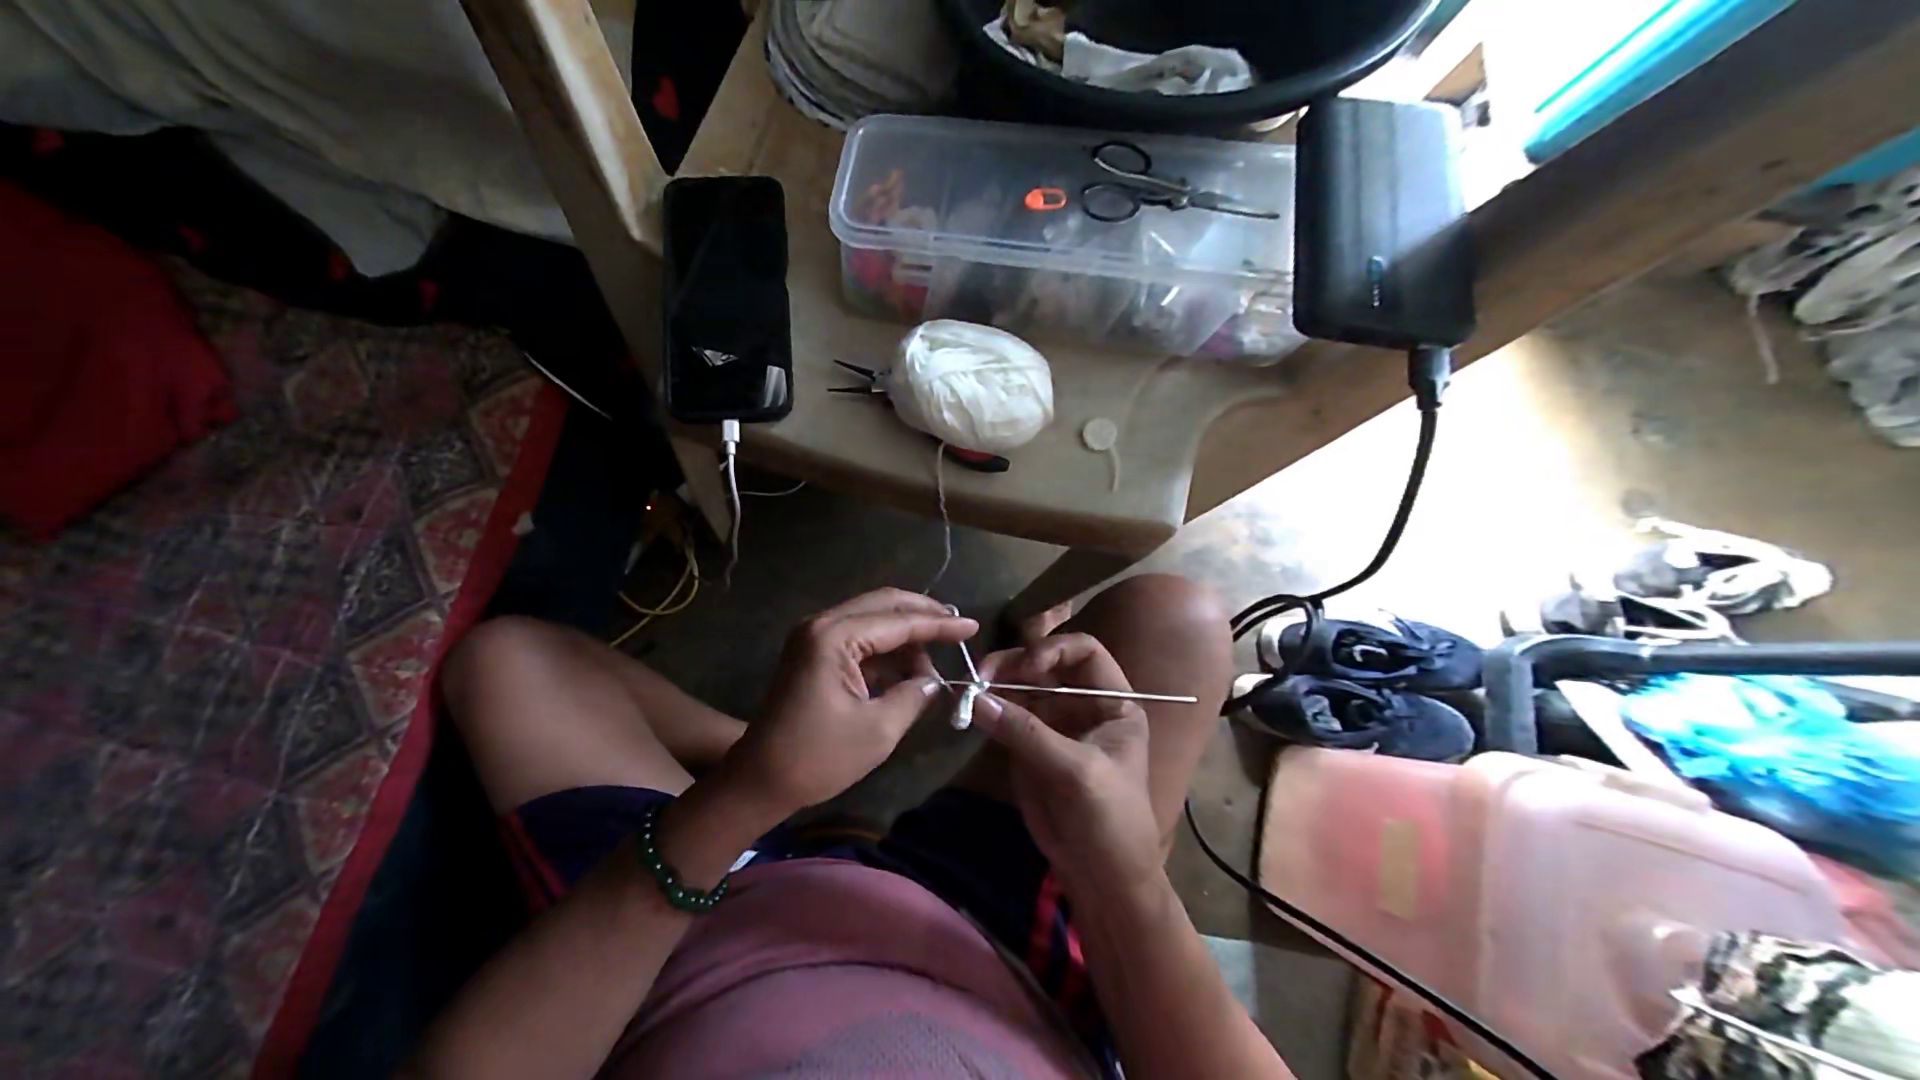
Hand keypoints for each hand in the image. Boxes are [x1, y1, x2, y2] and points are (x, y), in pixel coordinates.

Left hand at [718, 589, 976, 817]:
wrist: (759, 781)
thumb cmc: (817, 757)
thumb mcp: (878, 730)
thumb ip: (914, 696)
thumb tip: (934, 681)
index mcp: (834, 637)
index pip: (899, 620)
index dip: (939, 625)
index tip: (973, 628)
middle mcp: (821, 624)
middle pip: (884, 604)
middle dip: (923, 616)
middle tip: (958, 629)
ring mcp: (814, 636)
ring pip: (872, 619)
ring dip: (905, 636)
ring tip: (933, 665)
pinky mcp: (813, 652)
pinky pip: (859, 638)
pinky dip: (886, 651)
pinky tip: (908, 671)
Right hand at [973, 635, 1163, 897]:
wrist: (1101, 876)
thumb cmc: (1110, 819)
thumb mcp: (1076, 772)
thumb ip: (1028, 733)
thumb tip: (977, 699)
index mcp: (1113, 701)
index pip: (1085, 651)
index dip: (1054, 650)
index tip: (1029, 668)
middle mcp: (1082, 703)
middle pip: (1044, 663)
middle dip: (1014, 663)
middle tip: (982, 673)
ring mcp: (1053, 722)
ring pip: (1020, 686)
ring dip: (995, 683)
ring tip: (970, 688)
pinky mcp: (1028, 744)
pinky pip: (1005, 714)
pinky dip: (987, 708)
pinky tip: (969, 708)